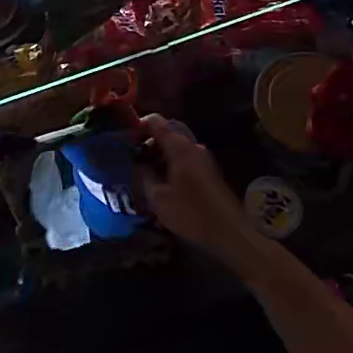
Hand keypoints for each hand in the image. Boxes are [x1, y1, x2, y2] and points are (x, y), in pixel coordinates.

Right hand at [136, 115, 265, 271]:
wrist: (229, 230)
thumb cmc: (191, 213)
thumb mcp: (159, 198)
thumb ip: (144, 177)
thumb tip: (135, 164)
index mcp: (180, 147)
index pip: (156, 122)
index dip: (138, 126)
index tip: (124, 140)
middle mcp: (192, 146)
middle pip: (166, 135)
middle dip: (147, 145)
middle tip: (131, 162)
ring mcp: (202, 158)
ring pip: (174, 149)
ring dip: (158, 158)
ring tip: (143, 178)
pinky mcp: (207, 171)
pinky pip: (184, 160)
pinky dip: (170, 167)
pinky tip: (161, 187)